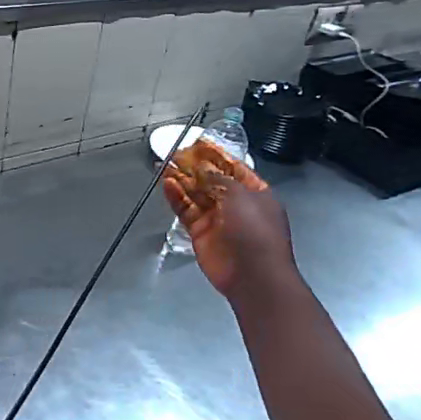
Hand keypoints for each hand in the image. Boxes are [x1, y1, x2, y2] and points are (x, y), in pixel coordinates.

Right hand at [163, 154, 297, 301]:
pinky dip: (176, 197)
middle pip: (211, 180)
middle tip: (175, 152)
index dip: (216, 156)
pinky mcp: (200, 232)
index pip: (234, 168)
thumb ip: (218, 178)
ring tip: (165, 163)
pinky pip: (186, 210)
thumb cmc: (255, 231)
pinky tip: (166, 184)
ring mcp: (217, 219)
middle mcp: (236, 204)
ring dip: (182, 179)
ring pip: (196, 194)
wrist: (253, 276)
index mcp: (255, 193)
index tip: (198, 143)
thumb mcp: (240, 196)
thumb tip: (202, 167)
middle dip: (195, 167)